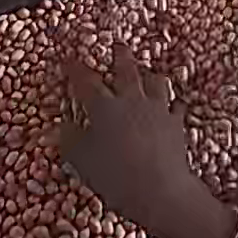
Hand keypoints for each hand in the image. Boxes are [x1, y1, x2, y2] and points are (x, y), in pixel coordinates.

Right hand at [60, 49, 232, 237]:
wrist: (162, 191)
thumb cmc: (117, 178)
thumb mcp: (85, 163)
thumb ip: (72, 142)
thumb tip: (61, 129)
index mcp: (105, 108)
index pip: (86, 82)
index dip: (75, 70)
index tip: (68, 60)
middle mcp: (131, 101)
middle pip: (126, 71)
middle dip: (120, 56)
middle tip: (118, 46)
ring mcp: (156, 110)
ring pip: (155, 82)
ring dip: (150, 76)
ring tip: (147, 73)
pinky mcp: (175, 124)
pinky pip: (176, 107)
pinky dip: (173, 105)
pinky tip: (174, 105)